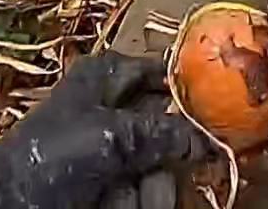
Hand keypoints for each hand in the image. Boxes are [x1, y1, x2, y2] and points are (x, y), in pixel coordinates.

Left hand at [0, 52, 210, 208]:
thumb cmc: (52, 156)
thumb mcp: (113, 136)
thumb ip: (163, 131)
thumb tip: (205, 139)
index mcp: (111, 75)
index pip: (164, 72)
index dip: (188, 92)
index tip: (215, 114)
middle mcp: (114, 106)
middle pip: (165, 125)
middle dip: (168, 156)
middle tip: (162, 179)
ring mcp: (108, 149)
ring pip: (155, 164)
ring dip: (153, 188)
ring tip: (139, 202)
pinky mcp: (104, 184)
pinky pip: (138, 190)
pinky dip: (139, 201)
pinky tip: (122, 207)